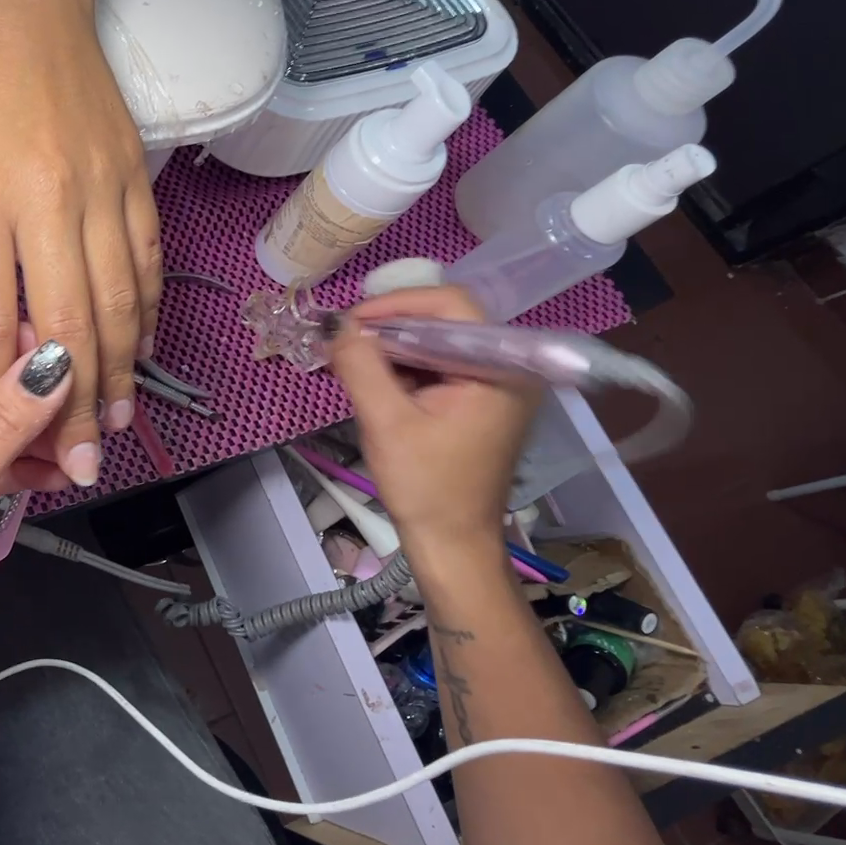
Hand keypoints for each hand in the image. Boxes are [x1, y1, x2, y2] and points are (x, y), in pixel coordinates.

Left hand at [0, 0, 159, 488]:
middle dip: (75, 404)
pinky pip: (149, 259)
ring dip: (121, 370)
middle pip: (68, 323)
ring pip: (121, 300)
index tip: (3, 429)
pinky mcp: (135, 176)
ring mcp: (100, 187)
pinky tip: (142, 351)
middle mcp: (47, 199)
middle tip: (81, 460)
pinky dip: (149, 312)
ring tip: (117, 423)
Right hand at [327, 287, 541, 564]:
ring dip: (390, 345)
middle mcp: (508, 365)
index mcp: (500, 368)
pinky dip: (401, 364)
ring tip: (348, 358)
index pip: (449, 305)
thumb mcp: (385, 421)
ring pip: (435, 339)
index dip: (395, 304)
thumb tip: (338, 324)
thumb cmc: (425, 484)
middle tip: (343, 339)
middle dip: (388, 325)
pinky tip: (370, 376)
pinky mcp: (479, 397)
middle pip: (442, 319)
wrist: (452, 540)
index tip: (349, 323)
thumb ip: (362, 366)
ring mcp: (496, 381)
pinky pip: (436, 363)